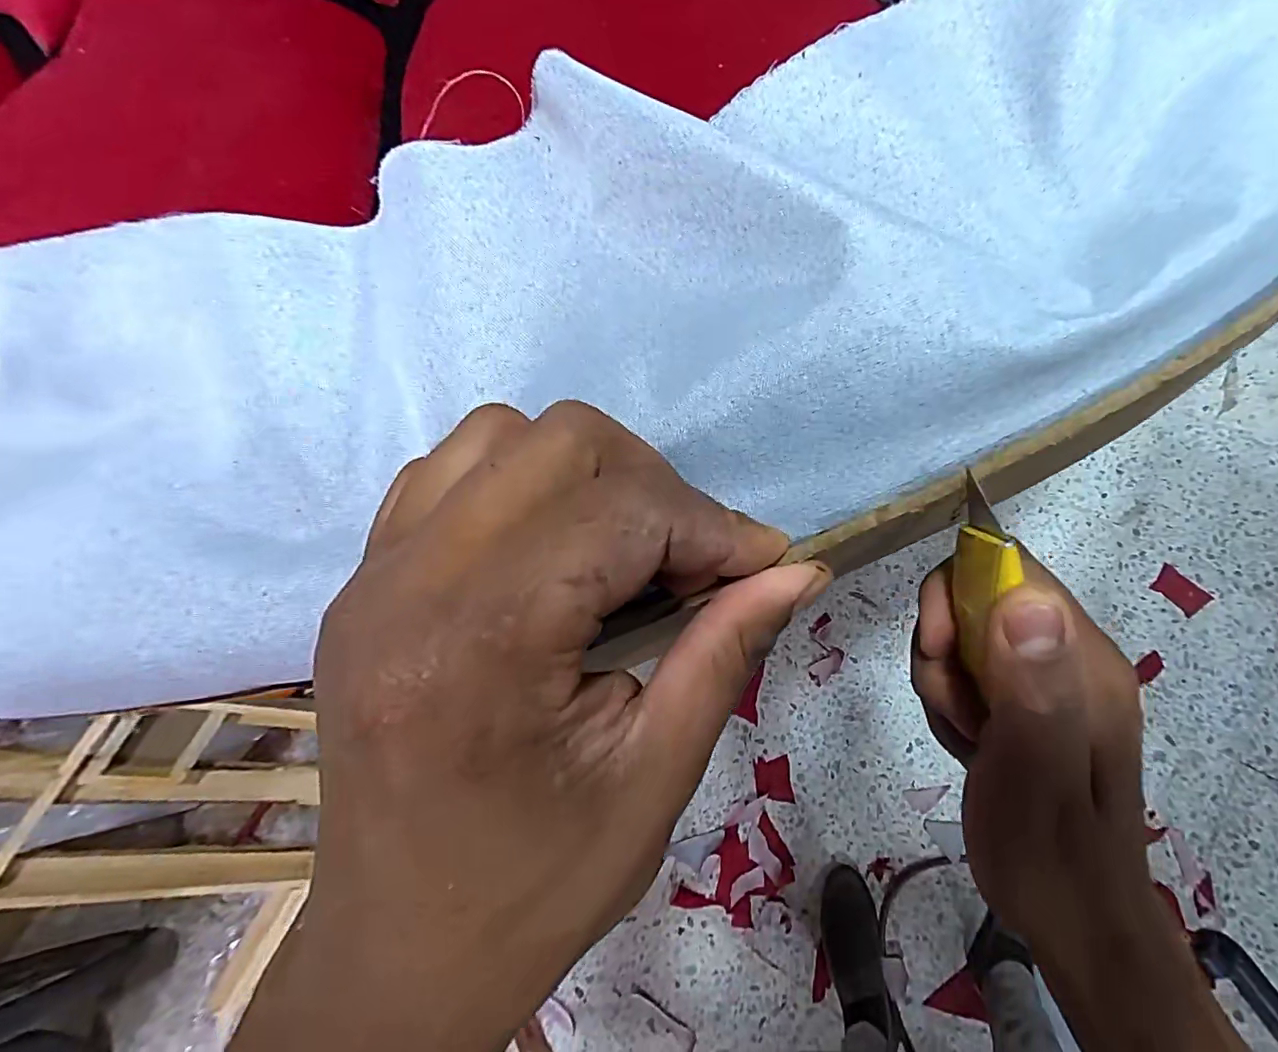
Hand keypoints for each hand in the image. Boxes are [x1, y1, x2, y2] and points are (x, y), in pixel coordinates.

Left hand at [233, 402, 829, 1050]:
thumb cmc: (546, 877)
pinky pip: (456, 471)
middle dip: (660, 490)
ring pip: (505, 435)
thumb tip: (803, 569)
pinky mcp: (366, 583)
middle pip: (564, 442)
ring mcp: (372, 577)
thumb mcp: (664, 768)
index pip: (624, 513)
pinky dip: (533, 488)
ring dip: (598, 479)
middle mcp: (407, 586)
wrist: (407, 951)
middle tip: (696, 566)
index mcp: (481, 645)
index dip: (715, 528)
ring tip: (634, 555)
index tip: (766, 569)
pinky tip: (568, 556)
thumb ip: (730, 646)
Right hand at [912, 557, 1244, 1050]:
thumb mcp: (1039, 774)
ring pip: (971, 635)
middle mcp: (1071, 653)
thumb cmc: (1052, 856)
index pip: (1016, 571)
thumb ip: (1037, 686)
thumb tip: (1023, 598)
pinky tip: (971, 746)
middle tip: (956, 713)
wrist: (1074, 918)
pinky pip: (972, 670)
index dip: (962, 591)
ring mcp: (1050, 676)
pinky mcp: (1029, 699)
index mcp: (1085, 657)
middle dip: (947, 646)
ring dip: (946, 680)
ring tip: (968, 739)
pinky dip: (954, 701)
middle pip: (985, 599)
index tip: (938, 649)